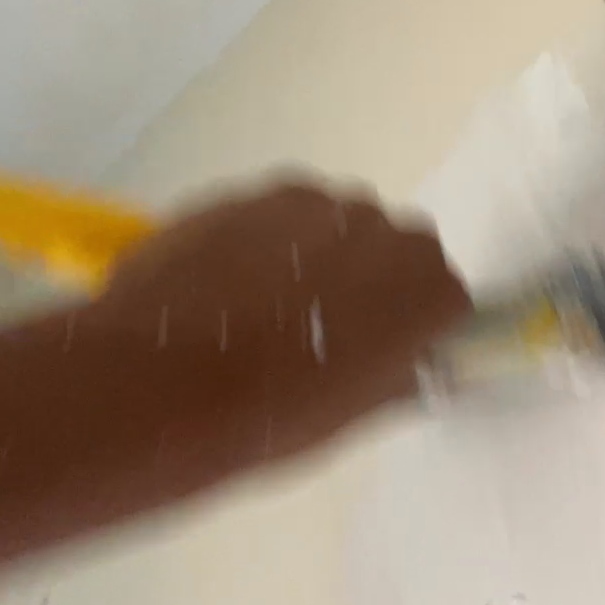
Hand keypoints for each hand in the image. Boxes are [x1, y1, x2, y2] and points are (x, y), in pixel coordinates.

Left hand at [97, 180, 471, 454]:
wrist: (158, 385)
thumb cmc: (279, 412)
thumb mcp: (362, 411)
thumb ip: (400, 373)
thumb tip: (409, 366)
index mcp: (428, 288)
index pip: (447, 298)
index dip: (418, 325)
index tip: (389, 349)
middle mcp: (387, 232)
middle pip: (399, 252)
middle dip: (376, 282)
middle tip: (332, 327)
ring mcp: (318, 204)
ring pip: (342, 226)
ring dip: (326, 255)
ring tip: (275, 303)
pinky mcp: (255, 192)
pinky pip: (286, 216)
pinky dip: (275, 241)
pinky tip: (235, 284)